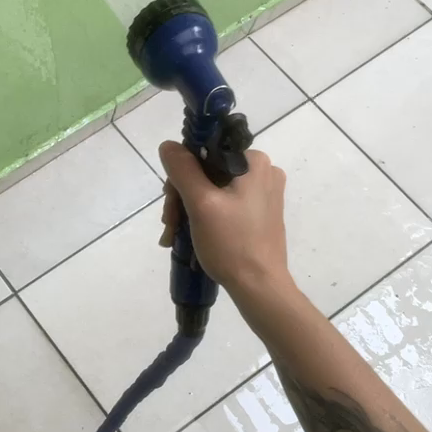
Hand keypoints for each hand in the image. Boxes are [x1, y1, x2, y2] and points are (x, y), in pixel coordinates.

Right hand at [158, 142, 291, 299]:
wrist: (259, 286)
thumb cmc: (231, 243)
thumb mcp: (201, 204)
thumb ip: (183, 171)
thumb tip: (168, 145)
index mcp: (254, 162)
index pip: (205, 153)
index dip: (181, 174)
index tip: (170, 201)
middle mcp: (263, 172)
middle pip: (207, 174)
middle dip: (182, 199)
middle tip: (170, 226)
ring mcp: (263, 194)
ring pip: (212, 191)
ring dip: (189, 211)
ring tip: (174, 236)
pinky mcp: (260, 215)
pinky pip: (224, 206)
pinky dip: (204, 218)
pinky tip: (188, 237)